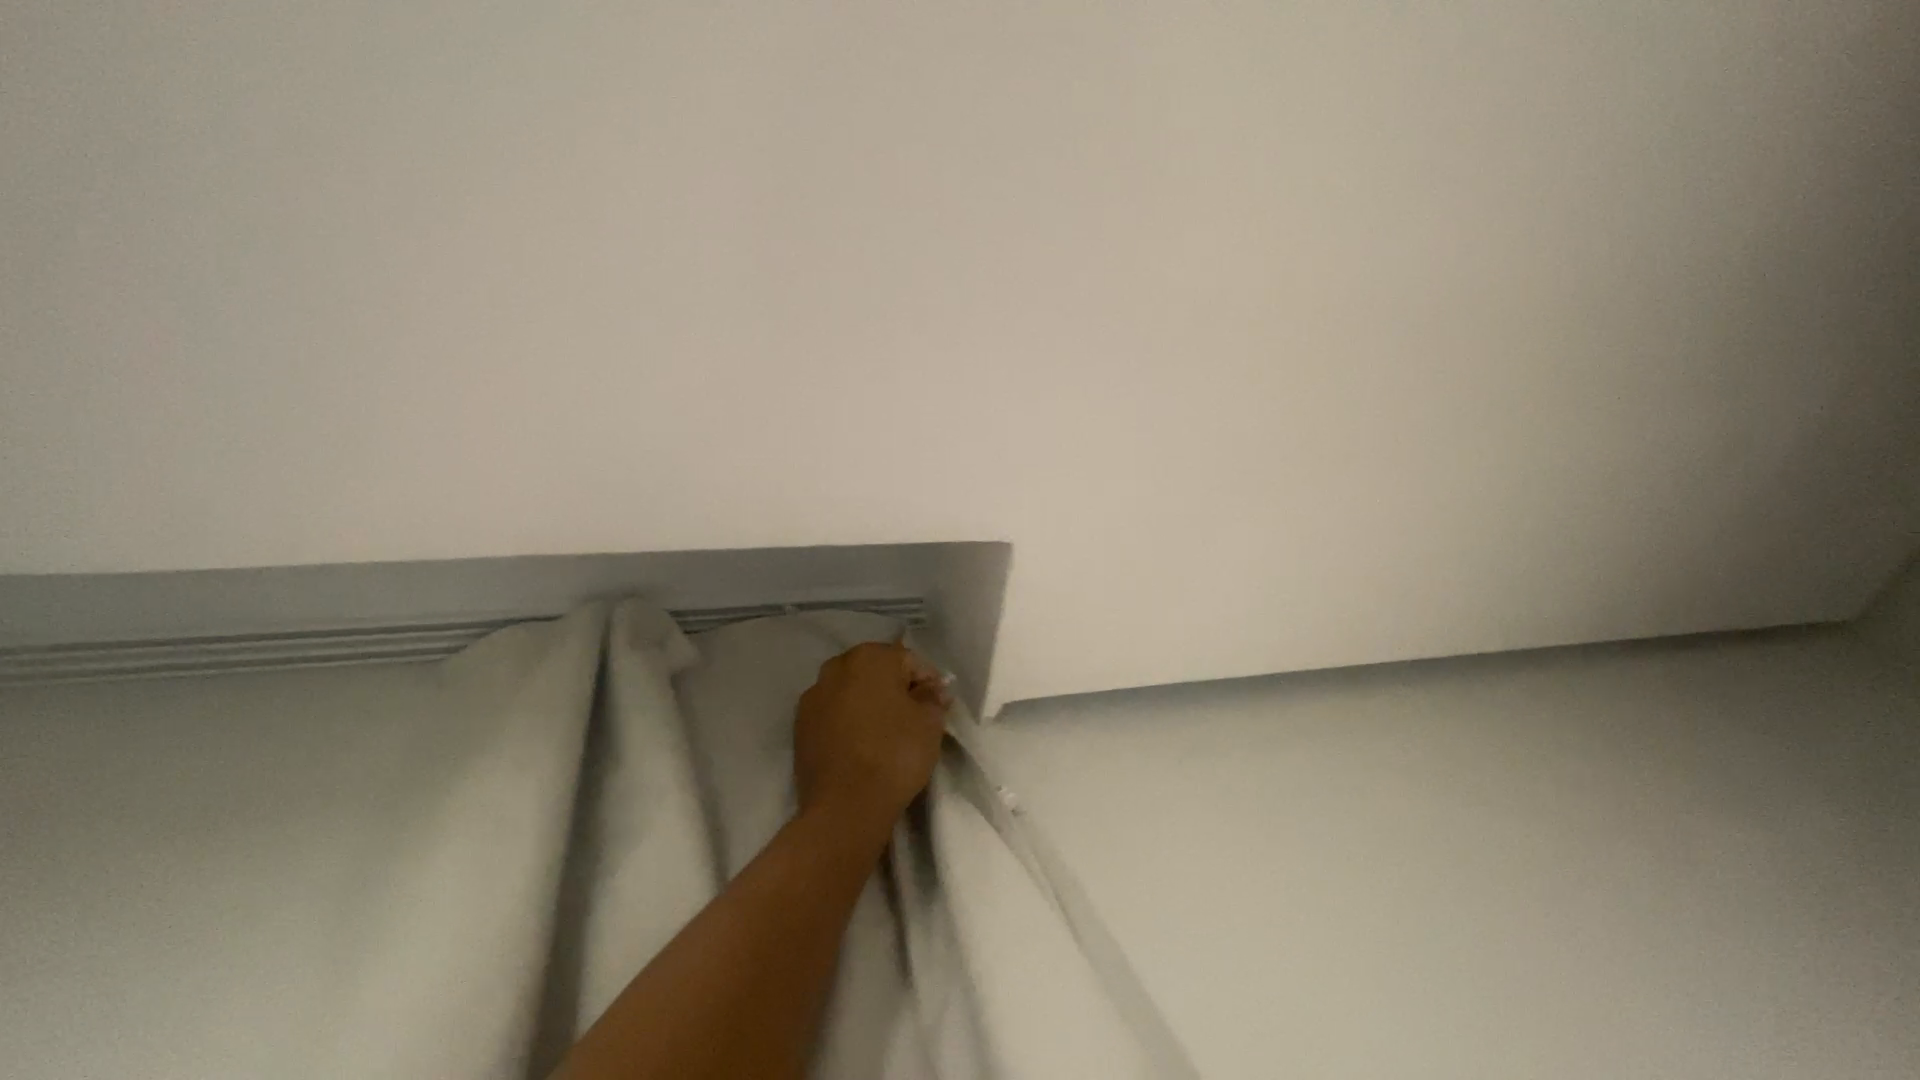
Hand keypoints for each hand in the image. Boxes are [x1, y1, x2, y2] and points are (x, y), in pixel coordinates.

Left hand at [794, 640, 951, 829]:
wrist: (845, 806)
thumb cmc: (895, 754)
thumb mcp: (929, 723)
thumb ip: (932, 697)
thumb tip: (930, 689)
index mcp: (868, 658)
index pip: (909, 660)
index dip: (928, 682)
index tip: (938, 707)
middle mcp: (835, 668)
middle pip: (875, 671)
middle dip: (895, 689)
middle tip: (914, 718)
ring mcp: (812, 697)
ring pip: (850, 692)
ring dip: (868, 704)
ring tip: (885, 734)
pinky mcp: (799, 727)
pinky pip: (833, 715)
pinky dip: (847, 723)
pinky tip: (861, 746)